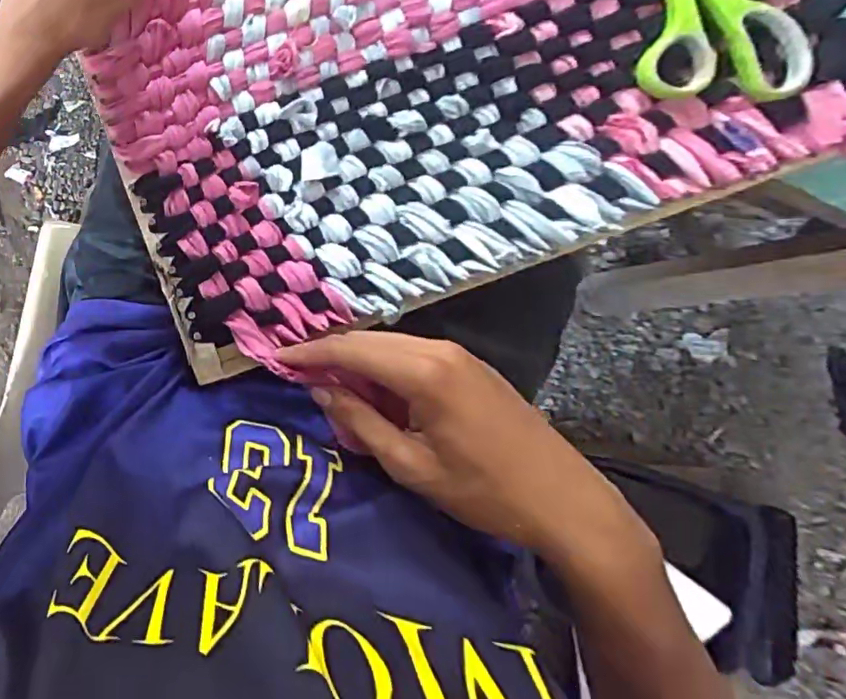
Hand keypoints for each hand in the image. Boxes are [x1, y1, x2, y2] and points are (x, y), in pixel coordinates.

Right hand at [276, 332, 654, 567]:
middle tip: (298, 372)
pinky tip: (374, 389)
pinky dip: (382, 365)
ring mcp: (457, 353)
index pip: (348, 350)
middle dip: (328, 353)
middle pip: (366, 340)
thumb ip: (359, 423)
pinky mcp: (469, 364)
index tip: (276, 358)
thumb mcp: (412, 466)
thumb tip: (322, 390)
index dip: (308, 353)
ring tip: (331, 385)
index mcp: (423, 371)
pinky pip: (411, 352)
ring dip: (355, 359)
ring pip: (387, 344)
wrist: (570, 504)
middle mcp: (438, 349)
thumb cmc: (486, 492)